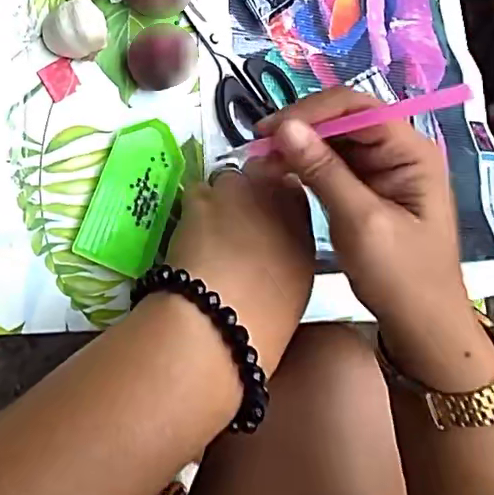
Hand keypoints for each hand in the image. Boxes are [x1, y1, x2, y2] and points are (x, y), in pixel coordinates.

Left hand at [162, 168, 314, 375]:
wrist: (219, 316)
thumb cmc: (264, 319)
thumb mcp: (293, 284)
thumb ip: (289, 249)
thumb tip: (276, 241)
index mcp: (302, 225)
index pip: (292, 190)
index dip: (276, 195)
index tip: (266, 209)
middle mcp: (272, 198)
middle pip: (261, 175)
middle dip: (250, 188)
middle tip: (238, 215)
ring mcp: (236, 192)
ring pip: (228, 179)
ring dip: (222, 195)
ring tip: (212, 224)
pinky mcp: (200, 196)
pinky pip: (197, 189)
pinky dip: (194, 204)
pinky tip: (190, 227)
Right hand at [249, 88, 493, 391]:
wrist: (423, 328)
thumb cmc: (402, 278)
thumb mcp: (360, 222)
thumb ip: (323, 170)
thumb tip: (284, 127)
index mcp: (411, 151)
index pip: (356, 107)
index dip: (311, 111)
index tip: (270, 130)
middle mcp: (397, 149)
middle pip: (342, 117)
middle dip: (300, 126)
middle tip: (259, 146)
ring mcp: (381, 167)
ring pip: (330, 136)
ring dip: (296, 143)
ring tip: (262, 160)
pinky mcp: (365, 184)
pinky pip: (328, 159)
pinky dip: (301, 161)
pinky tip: (278, 170)